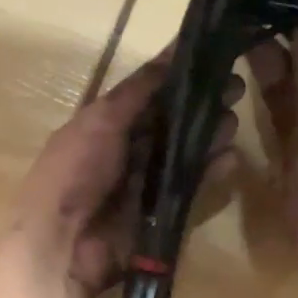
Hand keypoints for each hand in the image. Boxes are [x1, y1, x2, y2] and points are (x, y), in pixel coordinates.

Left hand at [0, 58, 241, 297]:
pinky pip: (191, 190)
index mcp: (107, 125)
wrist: (62, 244)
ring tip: (232, 122)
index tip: (215, 53)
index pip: (151, 93)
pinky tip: (229, 159)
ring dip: (211, 136)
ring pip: (186, 154)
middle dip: (203, 105)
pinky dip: (211, 175)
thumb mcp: (100, 120)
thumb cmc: (74, 171)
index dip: (180, 74)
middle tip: (235, 89)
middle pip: (173, 123)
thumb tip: (172, 53)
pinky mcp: (161, 216)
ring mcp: (146, 185)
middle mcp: (129, 151)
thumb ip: (138, 91)